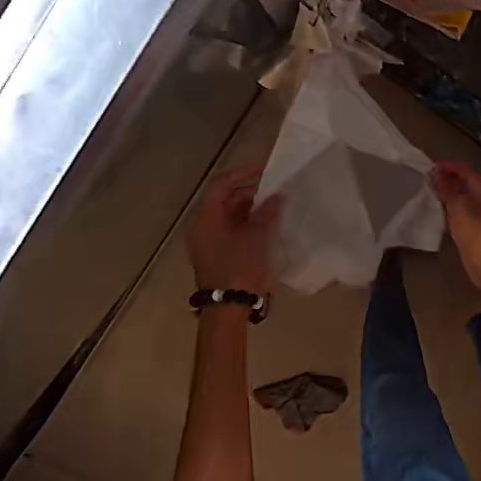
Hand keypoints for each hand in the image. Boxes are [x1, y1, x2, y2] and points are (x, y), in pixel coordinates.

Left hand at [188, 167, 282, 294]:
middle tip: (276, 194)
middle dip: (252, 195)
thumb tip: (278, 195)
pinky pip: (231, 232)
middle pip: (226, 201)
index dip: (244, 174)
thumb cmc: (240, 268)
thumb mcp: (257, 237)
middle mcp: (202, 228)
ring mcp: (208, 244)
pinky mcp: (216, 256)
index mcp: (207, 219)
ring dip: (251, 211)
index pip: (222, 185)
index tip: (266, 170)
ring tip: (276, 212)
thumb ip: (267, 212)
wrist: (228, 310)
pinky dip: (248, 226)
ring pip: (230, 217)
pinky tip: (267, 230)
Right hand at [430, 161, 480, 279]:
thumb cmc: (477, 236)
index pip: (465, 170)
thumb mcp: (460, 210)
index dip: (447, 166)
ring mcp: (479, 213)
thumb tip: (436, 173)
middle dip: (445, 179)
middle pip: (463, 182)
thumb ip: (448, 190)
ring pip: (460, 197)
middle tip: (424, 180)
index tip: (428, 168)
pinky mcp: (473, 226)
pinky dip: (448, 208)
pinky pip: (459, 211)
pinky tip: (435, 211)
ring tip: (426, 192)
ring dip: (445, 193)